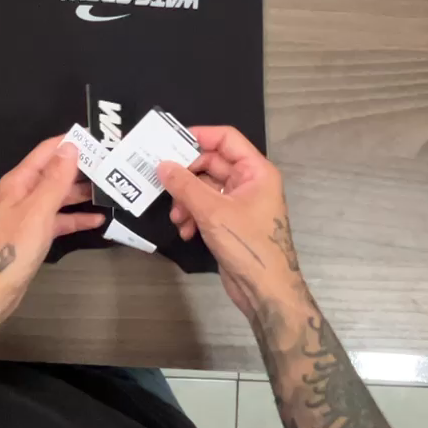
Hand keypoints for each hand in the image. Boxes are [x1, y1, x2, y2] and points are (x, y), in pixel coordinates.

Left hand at [0, 136, 104, 320]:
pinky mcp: (33, 235)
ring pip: (58, 196)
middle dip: (81, 168)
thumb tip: (70, 146)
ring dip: (81, 194)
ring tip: (110, 190)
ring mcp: (27, 215)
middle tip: (112, 166)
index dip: (70, 143)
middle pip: (54, 172)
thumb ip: (55, 179)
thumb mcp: (37, 211)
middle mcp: (22, 194)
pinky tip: (97, 220)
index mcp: (18, 182)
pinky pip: (58, 219)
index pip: (47, 151)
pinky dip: (76, 218)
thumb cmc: (11, 249)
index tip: (98, 140)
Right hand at [159, 126, 305, 319]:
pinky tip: (185, 231)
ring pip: (205, 188)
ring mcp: (240, 203)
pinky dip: (192, 215)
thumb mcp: (212, 211)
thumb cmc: (248, 244)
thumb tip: (162, 165)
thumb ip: (184, 185)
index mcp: (255, 171)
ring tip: (176, 217)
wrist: (266, 290)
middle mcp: (249, 182)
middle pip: (211, 164)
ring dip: (186, 200)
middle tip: (164, 184)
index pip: (226, 139)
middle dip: (186, 177)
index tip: (169, 142)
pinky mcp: (231, 222)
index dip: (198, 136)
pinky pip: (206, 207)